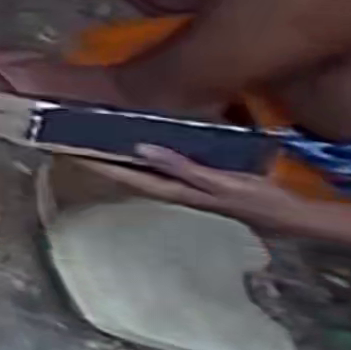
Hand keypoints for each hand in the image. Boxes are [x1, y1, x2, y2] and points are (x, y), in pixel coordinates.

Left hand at [77, 144, 317, 232]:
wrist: (292, 215)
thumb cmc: (258, 200)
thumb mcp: (222, 183)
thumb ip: (181, 167)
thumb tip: (139, 149)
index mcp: (165, 189)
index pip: (116, 173)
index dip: (87, 160)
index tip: (58, 146)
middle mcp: (161, 188)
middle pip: (117, 170)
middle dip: (90, 155)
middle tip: (62, 135)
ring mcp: (172, 185)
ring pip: (130, 168)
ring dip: (108, 154)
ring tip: (83, 134)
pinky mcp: (184, 180)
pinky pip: (149, 166)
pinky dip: (132, 154)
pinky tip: (126, 142)